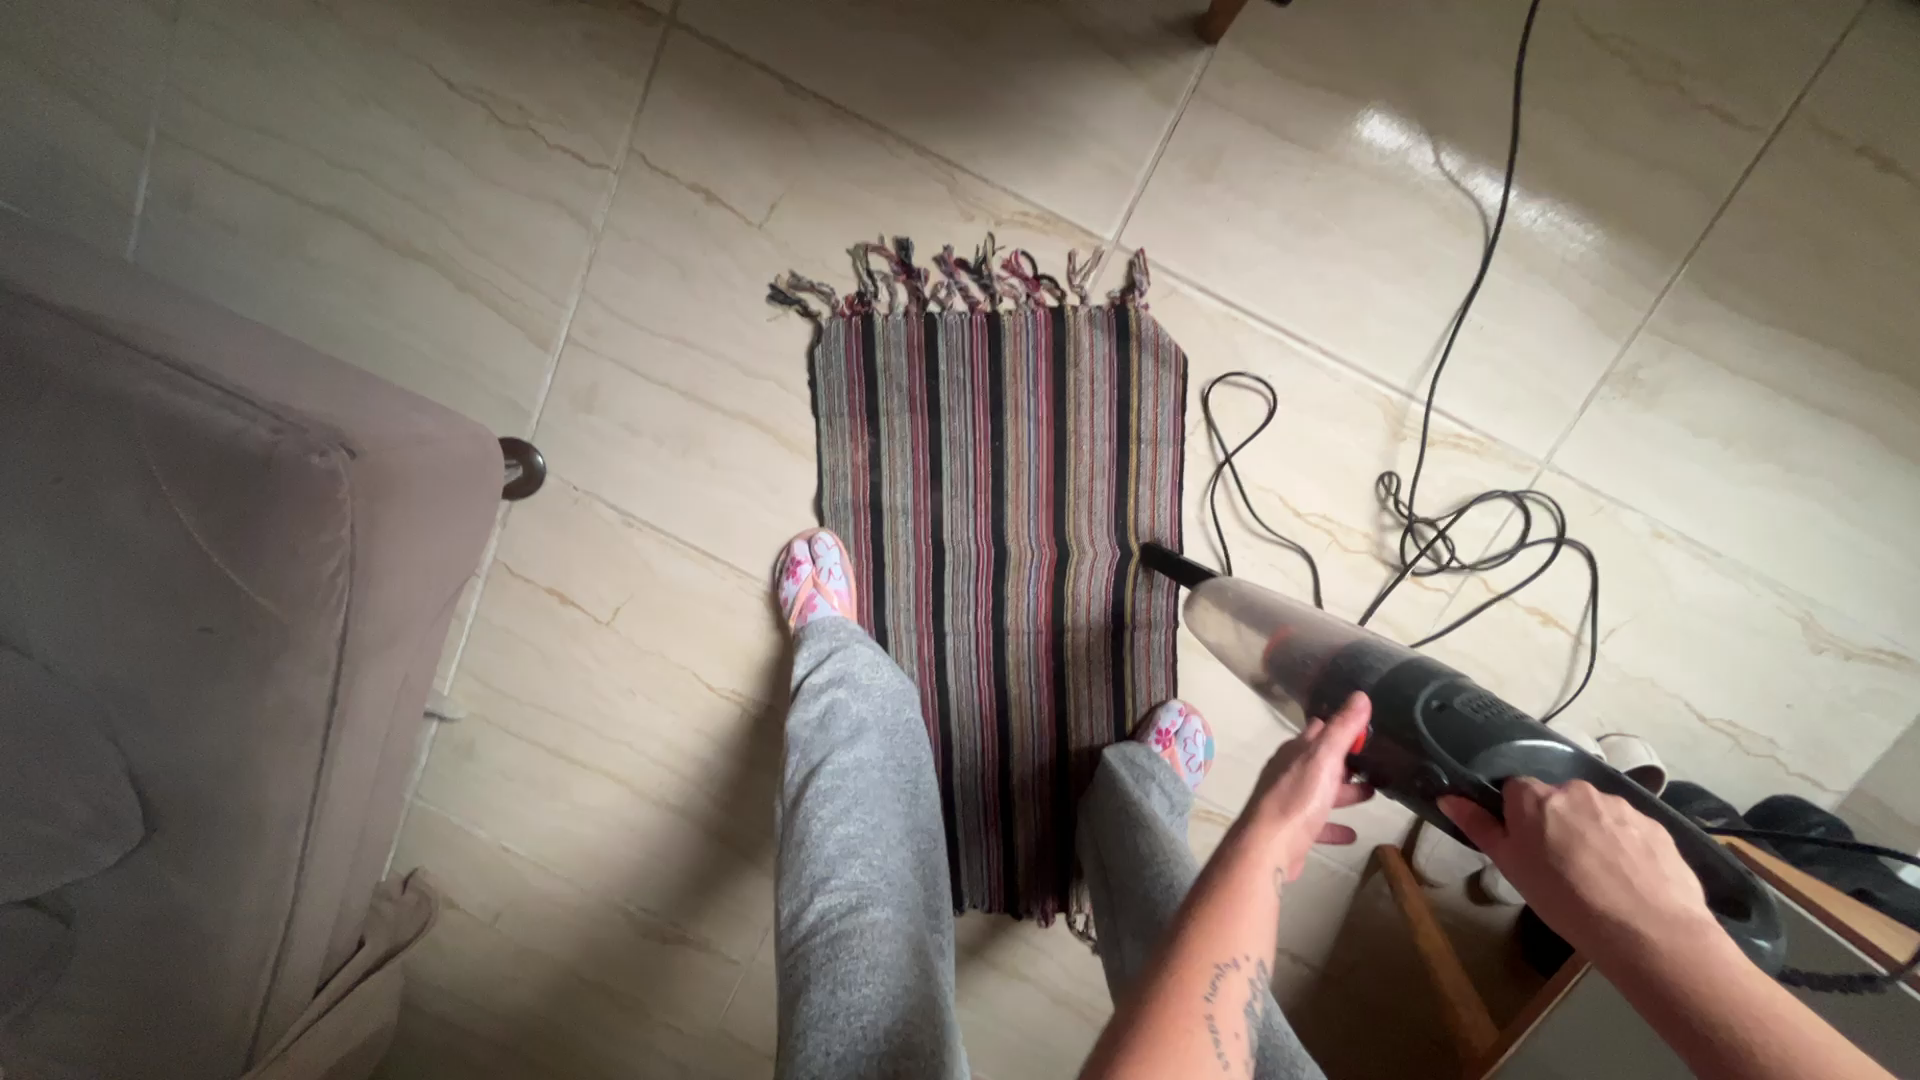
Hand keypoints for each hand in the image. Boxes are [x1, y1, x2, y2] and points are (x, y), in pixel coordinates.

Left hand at [1240, 693, 1373, 880]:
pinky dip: (1334, 826)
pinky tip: (1352, 833)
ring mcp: (1290, 801)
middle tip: (1376, 764)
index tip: (1369, 730)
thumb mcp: (1323, 759)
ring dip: (1343, 792)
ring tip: (1371, 793)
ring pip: (1320, 791)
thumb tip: (1360, 696)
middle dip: (1346, 762)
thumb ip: (1342, 730)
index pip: (1319, 731)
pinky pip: (1319, 824)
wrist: (1269, 846)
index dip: (1342, 728)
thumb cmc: (1297, 798)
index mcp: (1294, 752)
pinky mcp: (1294, 829)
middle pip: (1321, 762)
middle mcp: (1289, 772)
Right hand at [1440, 778, 1716, 956]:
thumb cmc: (1564, 898)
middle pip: (1557, 799)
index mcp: (1534, 796)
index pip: (1515, 789)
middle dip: (1557, 821)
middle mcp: (1576, 790)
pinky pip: (1630, 829)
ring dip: (1592, 832)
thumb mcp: (1509, 865)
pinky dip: (1626, 846)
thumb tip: (1447, 797)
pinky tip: (1629, 879)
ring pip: (1595, 813)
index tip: (1526, 844)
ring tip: (1600, 874)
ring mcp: (1620, 806)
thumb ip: (1478, 825)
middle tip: (1561, 862)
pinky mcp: (1657, 827)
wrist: (1650, 933)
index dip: (1518, 816)